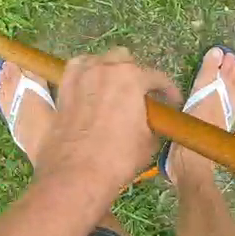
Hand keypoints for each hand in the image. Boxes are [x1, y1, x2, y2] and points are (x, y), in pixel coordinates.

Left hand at [34, 49, 178, 197]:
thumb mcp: (149, 142)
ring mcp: (81, 75)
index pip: (157, 77)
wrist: (77, 174)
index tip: (172, 103)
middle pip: (125, 61)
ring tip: (112, 90)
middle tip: (139, 97)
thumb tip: (151, 120)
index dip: (168, 91)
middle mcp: (105, 68)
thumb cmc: (119, 158)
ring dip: (109, 71)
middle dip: (135, 75)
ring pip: (98, 61)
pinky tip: (88, 85)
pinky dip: (84, 73)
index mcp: (132, 77)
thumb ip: (153, 121)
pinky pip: (76, 70)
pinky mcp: (63, 87)